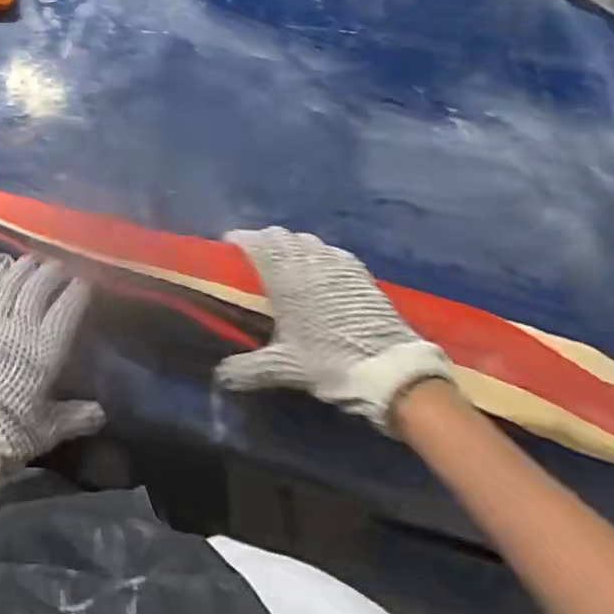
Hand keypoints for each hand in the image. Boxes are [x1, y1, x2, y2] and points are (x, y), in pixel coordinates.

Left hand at [0, 254, 104, 483]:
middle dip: (51, 274)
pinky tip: (0, 261)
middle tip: (61, 264)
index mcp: (46, 350)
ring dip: (24, 269)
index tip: (85, 282)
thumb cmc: (14, 426)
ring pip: (11, 285)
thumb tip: (101, 412)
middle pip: (37, 290)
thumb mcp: (52, 426)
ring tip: (35, 258)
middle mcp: (21, 328)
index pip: (65, 311)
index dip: (76, 294)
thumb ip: (77, 416)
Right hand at [216, 227, 452, 428]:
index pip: (256, 242)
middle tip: (252, 255)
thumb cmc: (331, 363)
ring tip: (284, 260)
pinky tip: (319, 268)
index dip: (239, 238)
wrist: (395, 375)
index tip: (227, 245)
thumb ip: (245, 369)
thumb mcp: (283, 368)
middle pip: (280, 235)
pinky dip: (320, 253)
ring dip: (291, 244)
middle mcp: (309, 266)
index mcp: (284, 281)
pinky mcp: (362, 277)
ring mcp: (338, 269)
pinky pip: (334, 252)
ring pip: (307, 239)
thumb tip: (218, 377)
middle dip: (263, 240)